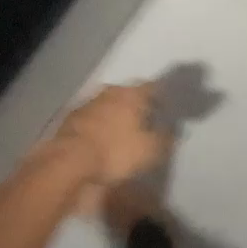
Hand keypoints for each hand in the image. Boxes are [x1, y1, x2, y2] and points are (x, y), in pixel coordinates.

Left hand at [55, 83, 172, 185]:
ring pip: (108, 103)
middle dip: (136, 104)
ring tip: (121, 130)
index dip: (159, 95)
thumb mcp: (149, 151)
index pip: (151, 87)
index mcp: (131, 94)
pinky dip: (99, 124)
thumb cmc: (115, 152)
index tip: (164, 105)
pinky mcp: (72, 116)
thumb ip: (165, 140)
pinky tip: (100, 137)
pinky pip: (92, 116)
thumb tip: (176, 132)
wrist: (70, 160)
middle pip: (128, 93)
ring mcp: (89, 102)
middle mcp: (110, 91)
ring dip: (116, 113)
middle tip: (144, 119)